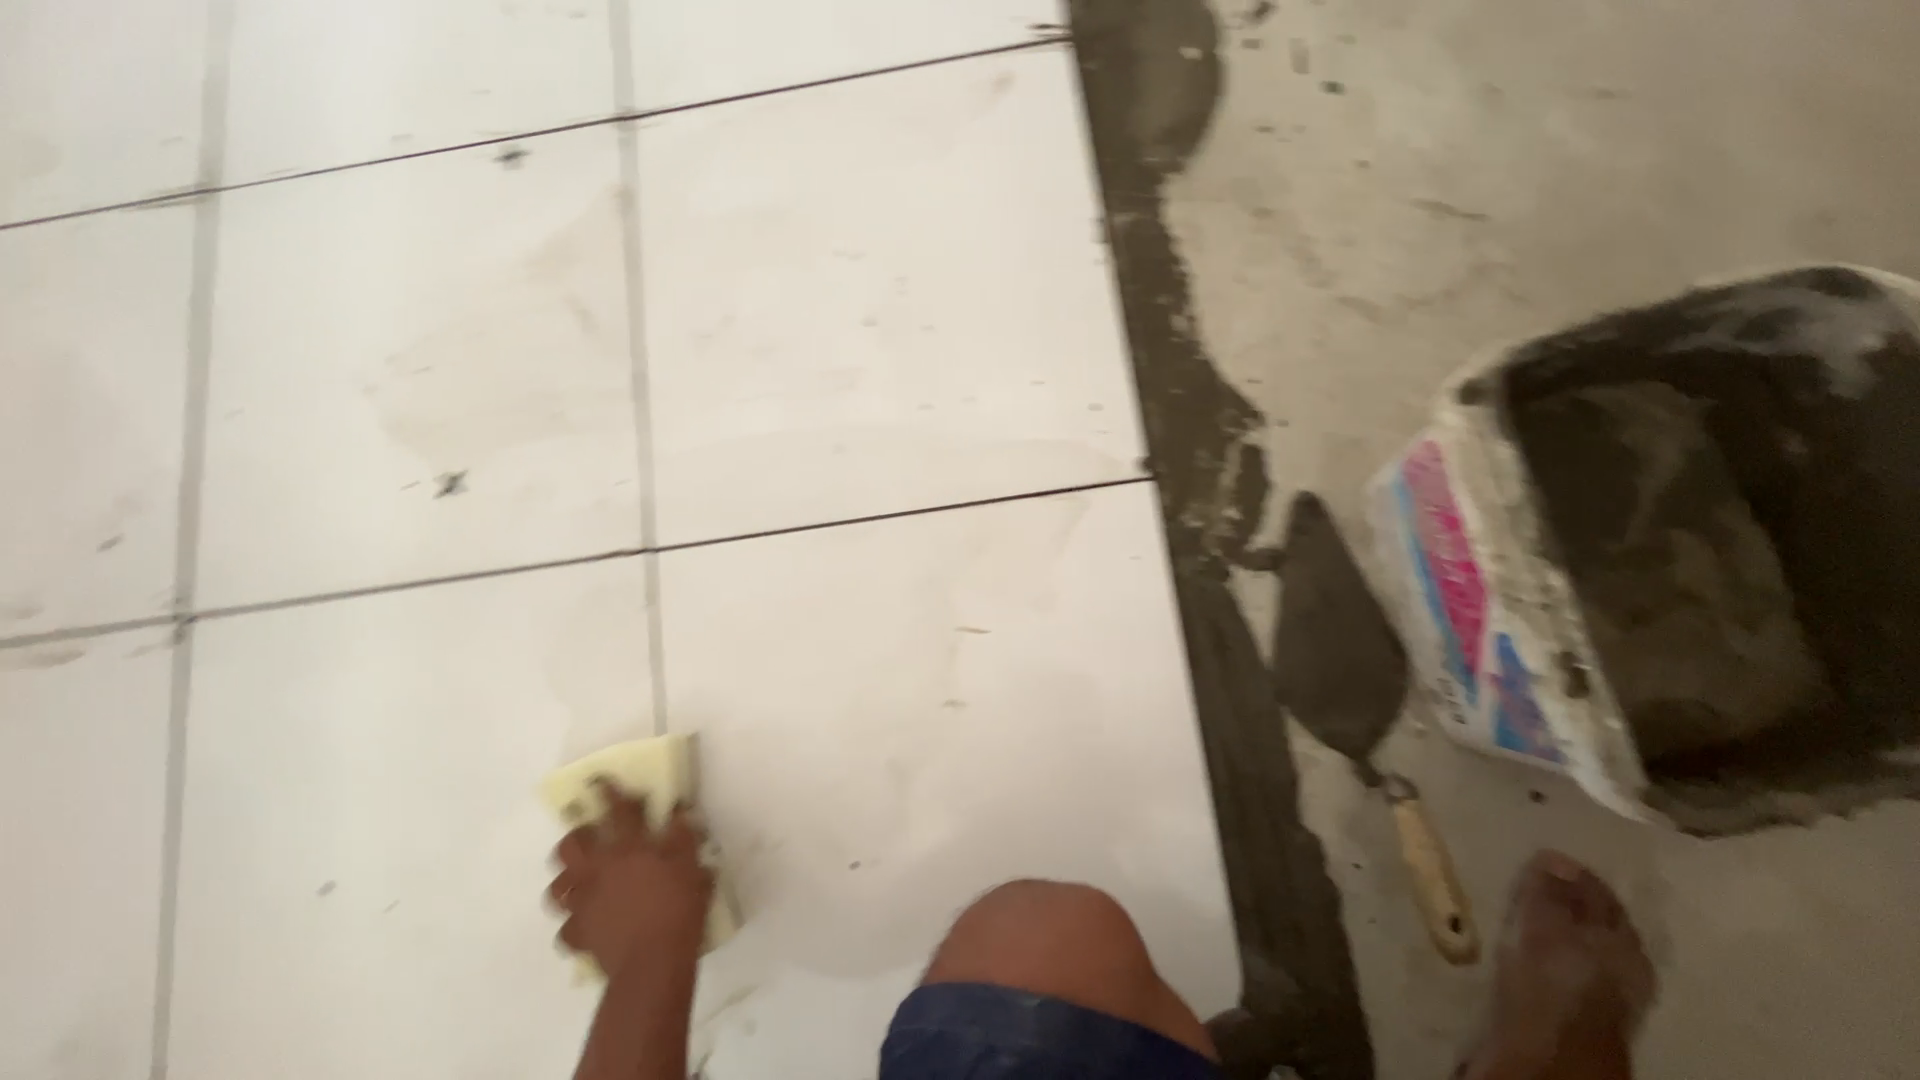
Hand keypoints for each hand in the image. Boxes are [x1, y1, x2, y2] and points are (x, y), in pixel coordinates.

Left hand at [548, 779, 713, 980]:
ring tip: (580, 879)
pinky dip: (575, 923)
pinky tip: (586, 923)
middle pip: (571, 846)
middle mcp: (598, 871)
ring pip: (558, 886)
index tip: (599, 781)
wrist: (652, 963)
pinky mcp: (578, 934)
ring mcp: (583, 904)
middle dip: (577, 835)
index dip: (609, 794)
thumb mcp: (692, 867)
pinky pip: (567, 927)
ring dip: (567, 879)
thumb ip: (683, 838)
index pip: (617, 812)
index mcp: (628, 849)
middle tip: (590, 835)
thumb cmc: (677, 909)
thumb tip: (679, 813)